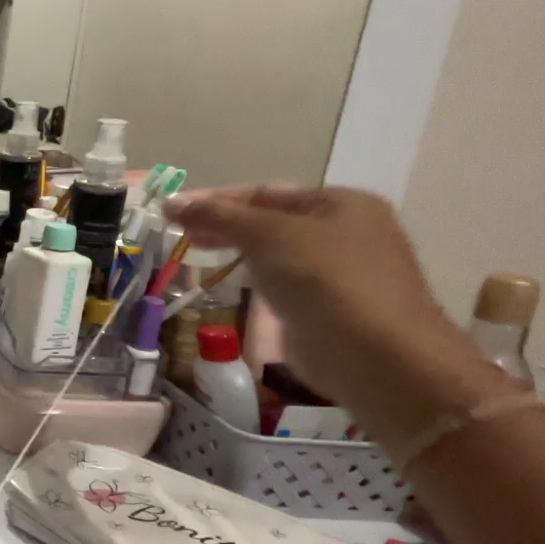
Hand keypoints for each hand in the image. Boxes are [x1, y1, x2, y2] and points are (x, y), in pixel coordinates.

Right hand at [164, 185, 506, 422]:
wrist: (375, 352)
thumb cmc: (323, 278)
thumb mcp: (265, 234)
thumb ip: (217, 215)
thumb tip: (170, 202)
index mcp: (341, 203)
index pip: (264, 191)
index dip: (214, 199)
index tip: (170, 210)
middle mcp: (346, 230)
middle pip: (269, 219)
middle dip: (222, 223)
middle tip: (179, 233)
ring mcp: (340, 270)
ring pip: (274, 250)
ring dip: (234, 249)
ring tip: (195, 253)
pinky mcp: (330, 304)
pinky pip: (282, 279)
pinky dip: (253, 276)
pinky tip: (229, 281)